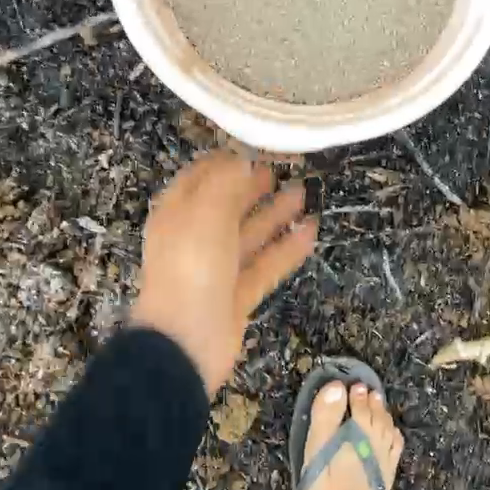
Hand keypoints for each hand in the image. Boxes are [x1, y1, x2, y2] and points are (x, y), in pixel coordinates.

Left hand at [129, 153, 317, 394]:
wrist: (185, 344)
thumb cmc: (191, 268)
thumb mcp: (205, 213)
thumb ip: (225, 181)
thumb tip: (243, 158)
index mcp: (177, 216)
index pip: (199, 178)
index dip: (225, 161)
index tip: (255, 145)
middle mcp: (194, 240)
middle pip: (226, 205)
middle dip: (252, 185)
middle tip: (283, 167)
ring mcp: (216, 270)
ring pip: (249, 234)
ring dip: (275, 213)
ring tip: (304, 192)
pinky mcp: (237, 295)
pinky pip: (266, 264)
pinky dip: (287, 247)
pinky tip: (312, 231)